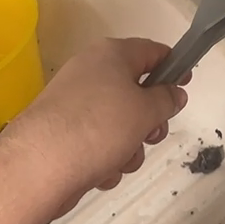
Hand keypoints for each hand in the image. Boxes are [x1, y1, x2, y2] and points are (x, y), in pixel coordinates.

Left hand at [1, 37, 188, 202]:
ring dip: (129, 145)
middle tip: (152, 135)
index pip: (152, 51)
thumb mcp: (145, 111)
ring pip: (119, 122)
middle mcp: (91, 71)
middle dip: (149, 119)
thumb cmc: (100, 127)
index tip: (185, 87)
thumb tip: (174, 92)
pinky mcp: (62, 131)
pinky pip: (97, 140)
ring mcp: (73, 102)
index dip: (173, 67)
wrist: (39, 166)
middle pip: (135, 90)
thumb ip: (166, 99)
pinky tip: (101, 172)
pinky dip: (105, 157)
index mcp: (111, 54)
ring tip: (121, 161)